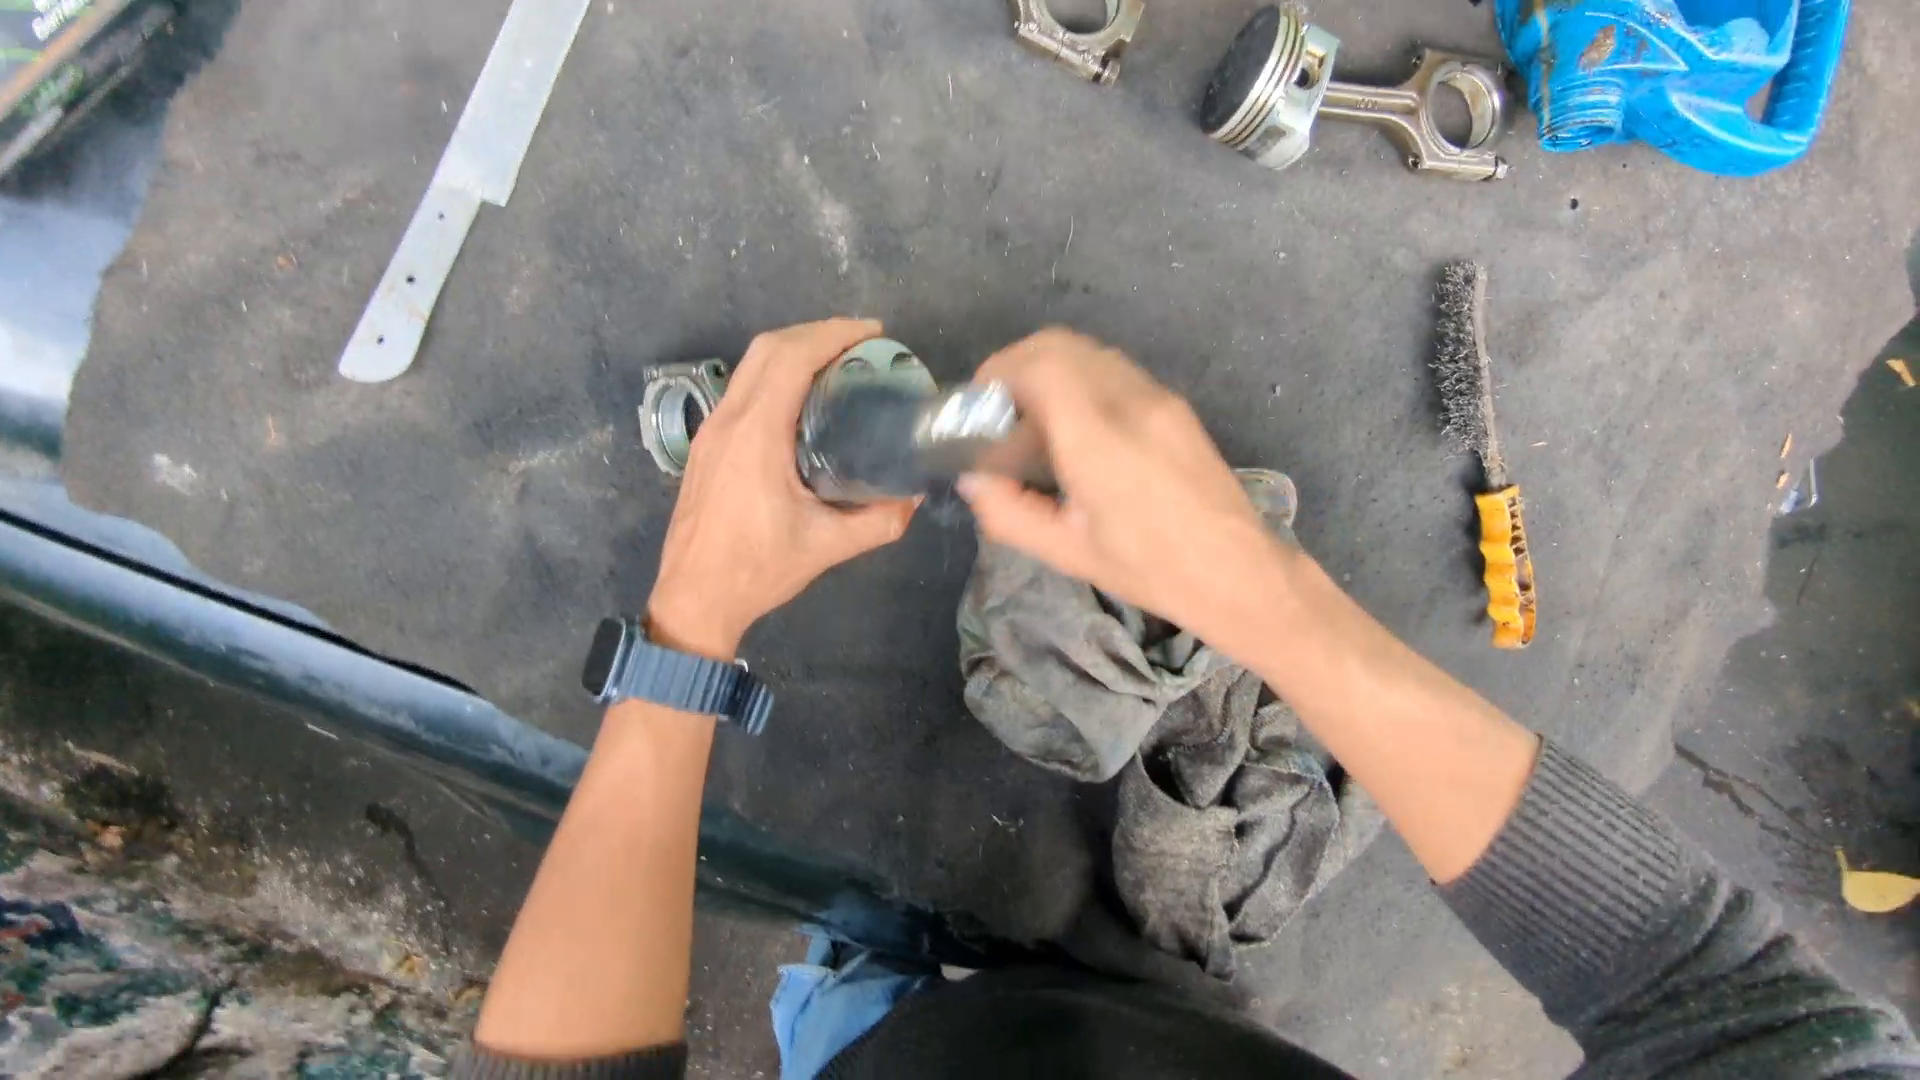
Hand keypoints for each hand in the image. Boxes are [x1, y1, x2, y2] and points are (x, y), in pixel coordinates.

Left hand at [647, 319, 917, 658]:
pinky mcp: (706, 446)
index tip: (874, 333)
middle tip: (861, 344)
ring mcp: (711, 431)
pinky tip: (802, 399)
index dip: (834, 334)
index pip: (792, 358)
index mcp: (756, 435)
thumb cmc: (757, 570)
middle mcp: (728, 420)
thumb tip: (914, 496)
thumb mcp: (828, 546)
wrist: (694, 597)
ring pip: (749, 366)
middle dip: (816, 333)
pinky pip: (741, 389)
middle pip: (767, 348)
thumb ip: (880, 520)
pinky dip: (775, 375)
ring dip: (792, 351)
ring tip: (837, 364)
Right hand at [957, 328, 1288, 649]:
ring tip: (1032, 416)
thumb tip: (973, 481)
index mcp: (1098, 441)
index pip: (1039, 367)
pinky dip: (1079, 377)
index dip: (998, 372)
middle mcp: (1129, 403)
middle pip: (1060, 344)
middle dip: (1016, 364)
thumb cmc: (1150, 569)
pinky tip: (1073, 424)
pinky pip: (1113, 368)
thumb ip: (1009, 512)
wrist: (1237, 569)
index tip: (978, 404)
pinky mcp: (1174, 403)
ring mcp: (1157, 397)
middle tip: (997, 407)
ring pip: (1088, 350)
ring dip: (1049, 368)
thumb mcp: (1067, 553)